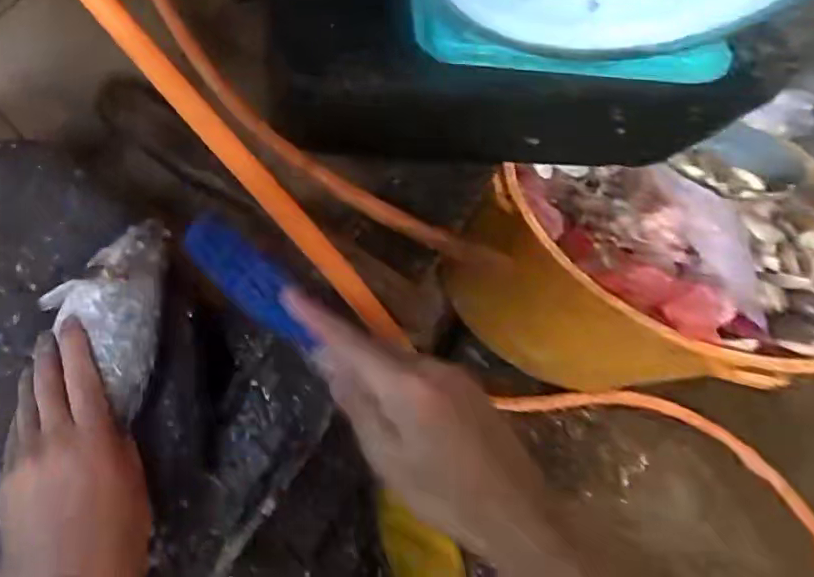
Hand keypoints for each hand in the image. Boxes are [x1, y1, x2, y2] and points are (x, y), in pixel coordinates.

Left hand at [0, 319, 151, 576]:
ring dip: (30, 377)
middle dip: (46, 351)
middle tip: (48, 336)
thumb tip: (104, 413)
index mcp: (93, 437)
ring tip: (33, 366)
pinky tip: (24, 410)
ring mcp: (26, 455)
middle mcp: (56, 436)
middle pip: (45, 378)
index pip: (82, 373)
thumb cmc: (115, 538)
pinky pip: (14, 431)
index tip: (71, 322)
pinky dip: (21, 412)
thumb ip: (117, 442)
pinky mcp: (7, 475)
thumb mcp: (132, 485)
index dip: (75, 342)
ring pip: (24, 400)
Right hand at [284, 290, 583, 575]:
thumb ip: (356, 403)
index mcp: (405, 386)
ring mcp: (452, 373)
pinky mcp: (467, 385)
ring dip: (374, 369)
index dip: (317, 317)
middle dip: (345, 349)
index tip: (289, 292)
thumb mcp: (386, 458)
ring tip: (364, 401)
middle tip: (320, 361)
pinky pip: (417, 370)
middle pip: (373, 347)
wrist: (525, 520)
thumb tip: (327, 360)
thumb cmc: (445, 497)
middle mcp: (428, 366)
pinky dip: (397, 379)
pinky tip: (400, 410)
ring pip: (396, 359)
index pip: (350, 342)